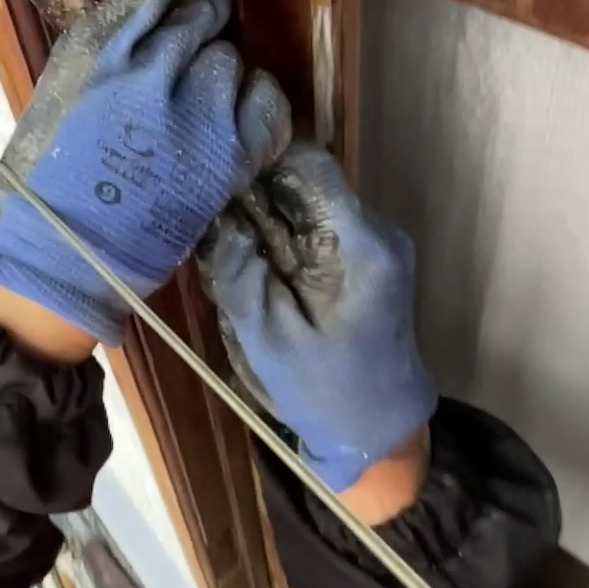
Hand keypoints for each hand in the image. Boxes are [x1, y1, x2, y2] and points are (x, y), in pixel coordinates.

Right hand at [0, 0, 290, 343]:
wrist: (66, 251)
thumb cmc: (44, 175)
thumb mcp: (57, 91)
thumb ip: (102, 52)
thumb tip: (144, 23)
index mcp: (99, 50)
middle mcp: (151, 70)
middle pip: (204, 14)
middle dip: (208, 11)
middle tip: (208, 20)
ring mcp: (195, 113)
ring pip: (232, 58)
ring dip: (221, 67)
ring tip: (206, 89)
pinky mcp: (228, 155)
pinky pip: (266, 102)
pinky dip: (257, 98)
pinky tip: (241, 106)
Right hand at [199, 142, 436, 491]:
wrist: (381, 432)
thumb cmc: (325, 391)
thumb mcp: (268, 339)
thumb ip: (237, 273)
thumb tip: (214, 216)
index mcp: (359, 246)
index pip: (309, 163)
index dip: (257, 155)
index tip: (211, 172)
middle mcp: (372, 229)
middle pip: (302, 178)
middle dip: (250, 190)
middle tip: (207, 215)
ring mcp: (370, 239)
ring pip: (301, 197)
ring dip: (260, 213)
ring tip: (225, 243)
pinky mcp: (360, 251)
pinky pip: (308, 221)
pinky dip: (275, 231)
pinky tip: (253, 259)